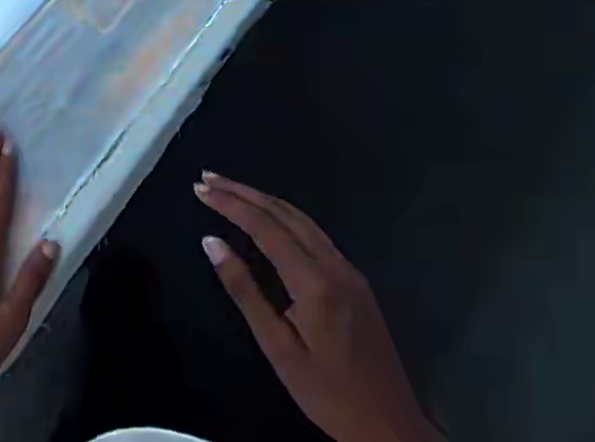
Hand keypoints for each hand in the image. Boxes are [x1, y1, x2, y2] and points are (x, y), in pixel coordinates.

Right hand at [194, 173, 443, 441]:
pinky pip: (313, 233)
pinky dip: (282, 215)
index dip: (229, 203)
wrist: (394, 429)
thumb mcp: (277, 347)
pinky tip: (265, 216)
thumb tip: (211, 242)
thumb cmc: (328, 393)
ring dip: (262, 199)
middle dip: (242, 191)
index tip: (200, 190)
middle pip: (283, 213)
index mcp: (315, 282)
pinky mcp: (355, 280)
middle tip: (207, 177)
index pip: (264, 226)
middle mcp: (335, 266)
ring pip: (301, 218)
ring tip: (229, 188)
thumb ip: (244, 290)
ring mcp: (349, 271)